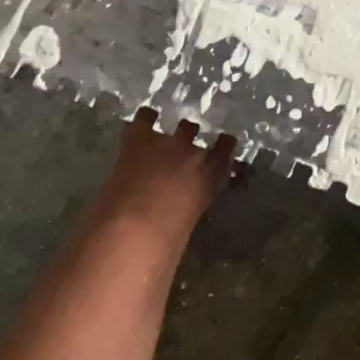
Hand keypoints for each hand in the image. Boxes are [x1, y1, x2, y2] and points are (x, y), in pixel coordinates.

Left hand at [95, 110, 234, 240]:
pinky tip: (146, 117)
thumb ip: (189, 209)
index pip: (226, 149)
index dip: (223, 144)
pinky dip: (145, 118)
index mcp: (212, 177)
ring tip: (167, 131)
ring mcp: (169, 143)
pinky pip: (144, 119)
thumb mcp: (186, 227)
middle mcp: (195, 154)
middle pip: (200, 136)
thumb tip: (181, 214)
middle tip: (184, 144)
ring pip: (180, 126)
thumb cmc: (163, 243)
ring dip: (174, 130)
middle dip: (192, 138)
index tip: (222, 142)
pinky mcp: (139, 141)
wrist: (133, 230)